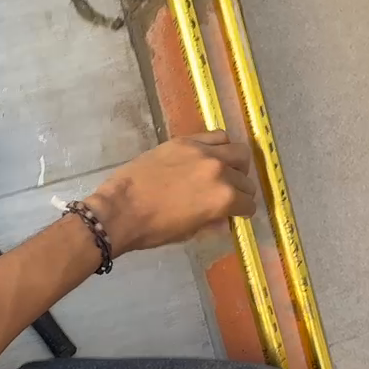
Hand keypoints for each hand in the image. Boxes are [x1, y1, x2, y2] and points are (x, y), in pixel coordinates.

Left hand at [84, 132, 255, 256]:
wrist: (120, 209)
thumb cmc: (152, 229)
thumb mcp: (187, 232)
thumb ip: (210, 223)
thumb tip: (223, 221)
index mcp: (223, 199)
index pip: (248, 203)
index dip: (243, 211)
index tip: (237, 213)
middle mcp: (220, 171)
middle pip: (245, 178)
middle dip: (241, 189)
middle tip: (231, 195)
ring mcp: (203, 152)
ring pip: (237, 151)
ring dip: (236, 163)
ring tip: (226, 171)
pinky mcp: (185, 141)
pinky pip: (215, 136)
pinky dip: (219, 146)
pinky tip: (211, 155)